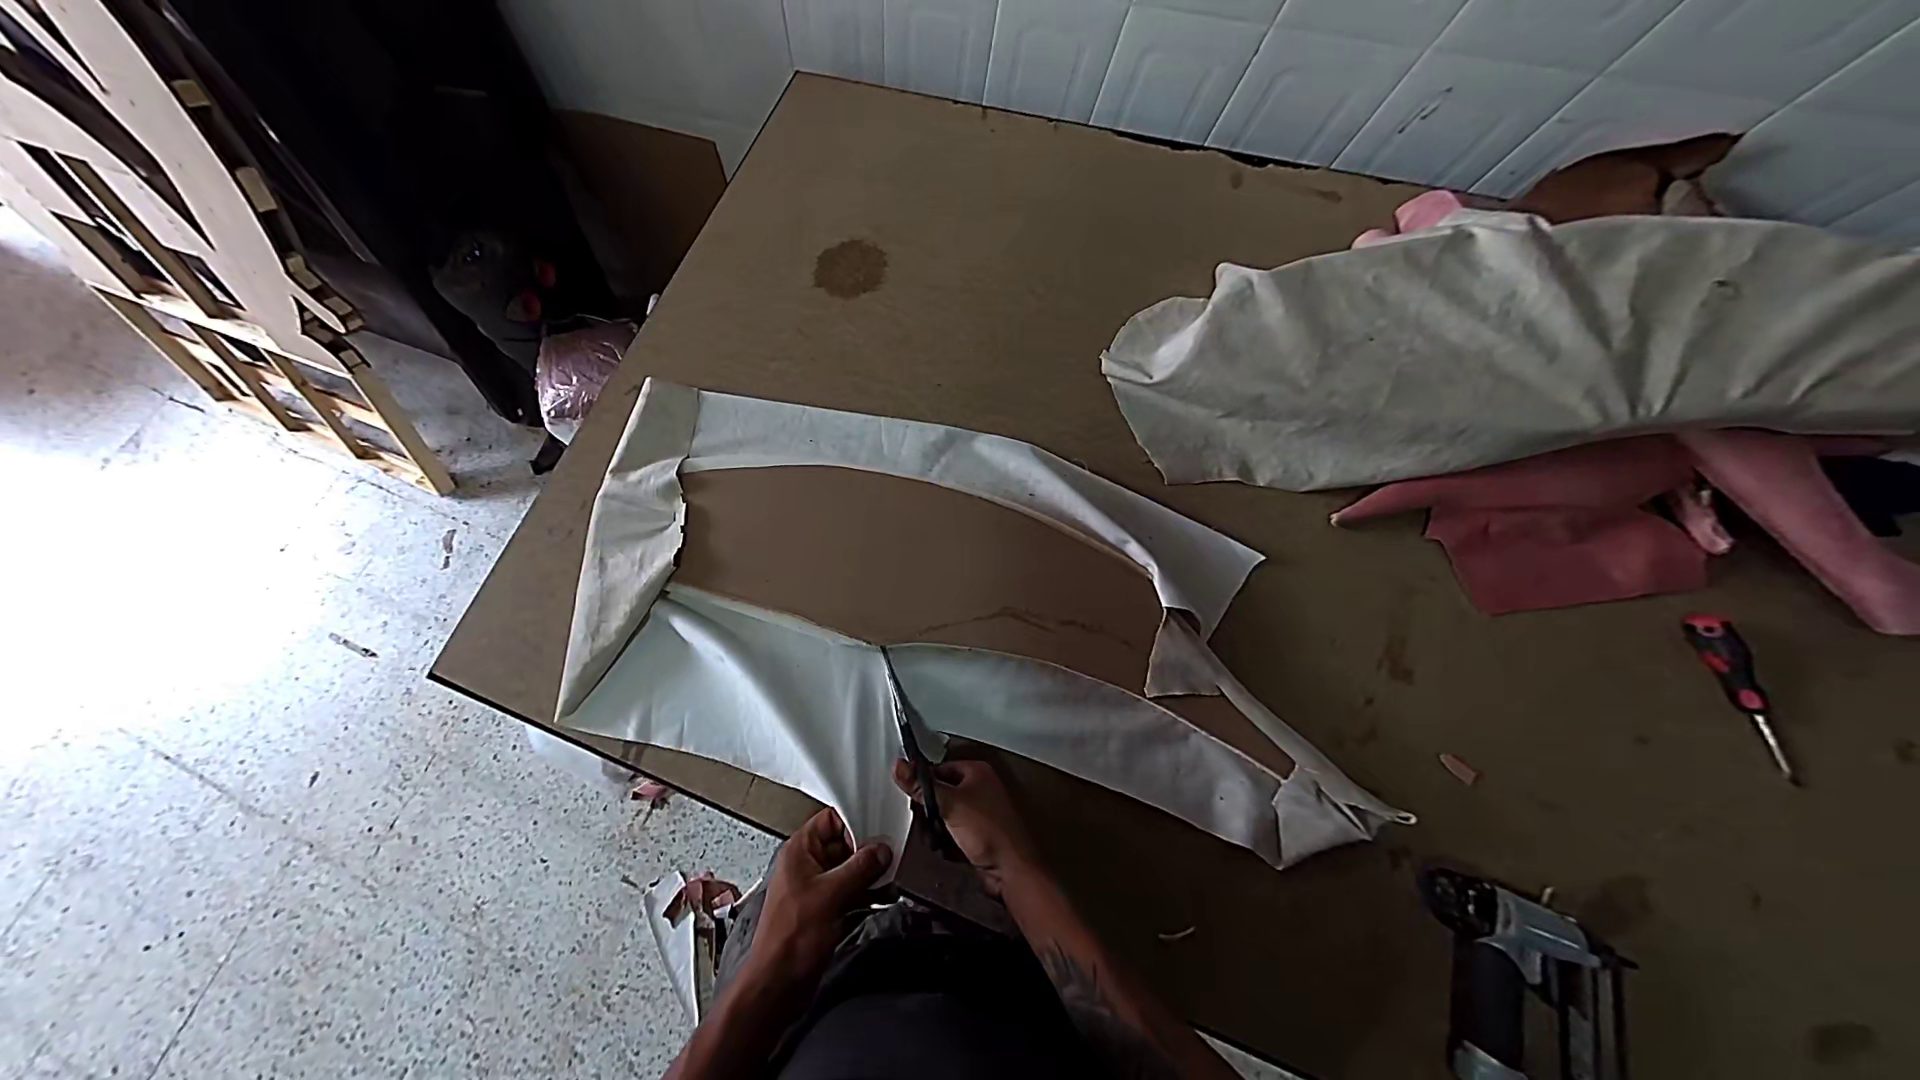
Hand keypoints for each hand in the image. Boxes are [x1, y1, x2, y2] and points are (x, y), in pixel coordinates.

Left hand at [746, 807, 891, 991]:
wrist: (779, 986)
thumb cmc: (789, 940)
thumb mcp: (830, 895)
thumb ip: (860, 868)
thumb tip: (881, 850)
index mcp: (799, 851)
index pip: (832, 819)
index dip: (856, 821)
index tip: (880, 829)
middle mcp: (808, 865)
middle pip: (845, 843)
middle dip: (869, 849)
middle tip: (891, 853)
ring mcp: (817, 887)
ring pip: (851, 868)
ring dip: (872, 872)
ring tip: (892, 874)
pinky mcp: (826, 908)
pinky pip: (852, 890)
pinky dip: (868, 891)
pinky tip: (886, 894)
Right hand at [892, 758, 1039, 896]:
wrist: (1010, 869)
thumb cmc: (992, 832)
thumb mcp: (948, 804)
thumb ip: (921, 786)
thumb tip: (901, 768)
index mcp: (977, 772)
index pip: (940, 768)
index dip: (924, 780)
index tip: (912, 791)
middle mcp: (981, 789)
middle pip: (942, 792)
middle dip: (931, 808)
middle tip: (927, 817)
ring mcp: (981, 813)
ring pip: (946, 814)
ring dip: (937, 826)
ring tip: (937, 834)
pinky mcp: (979, 834)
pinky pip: (953, 832)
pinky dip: (946, 839)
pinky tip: (946, 846)